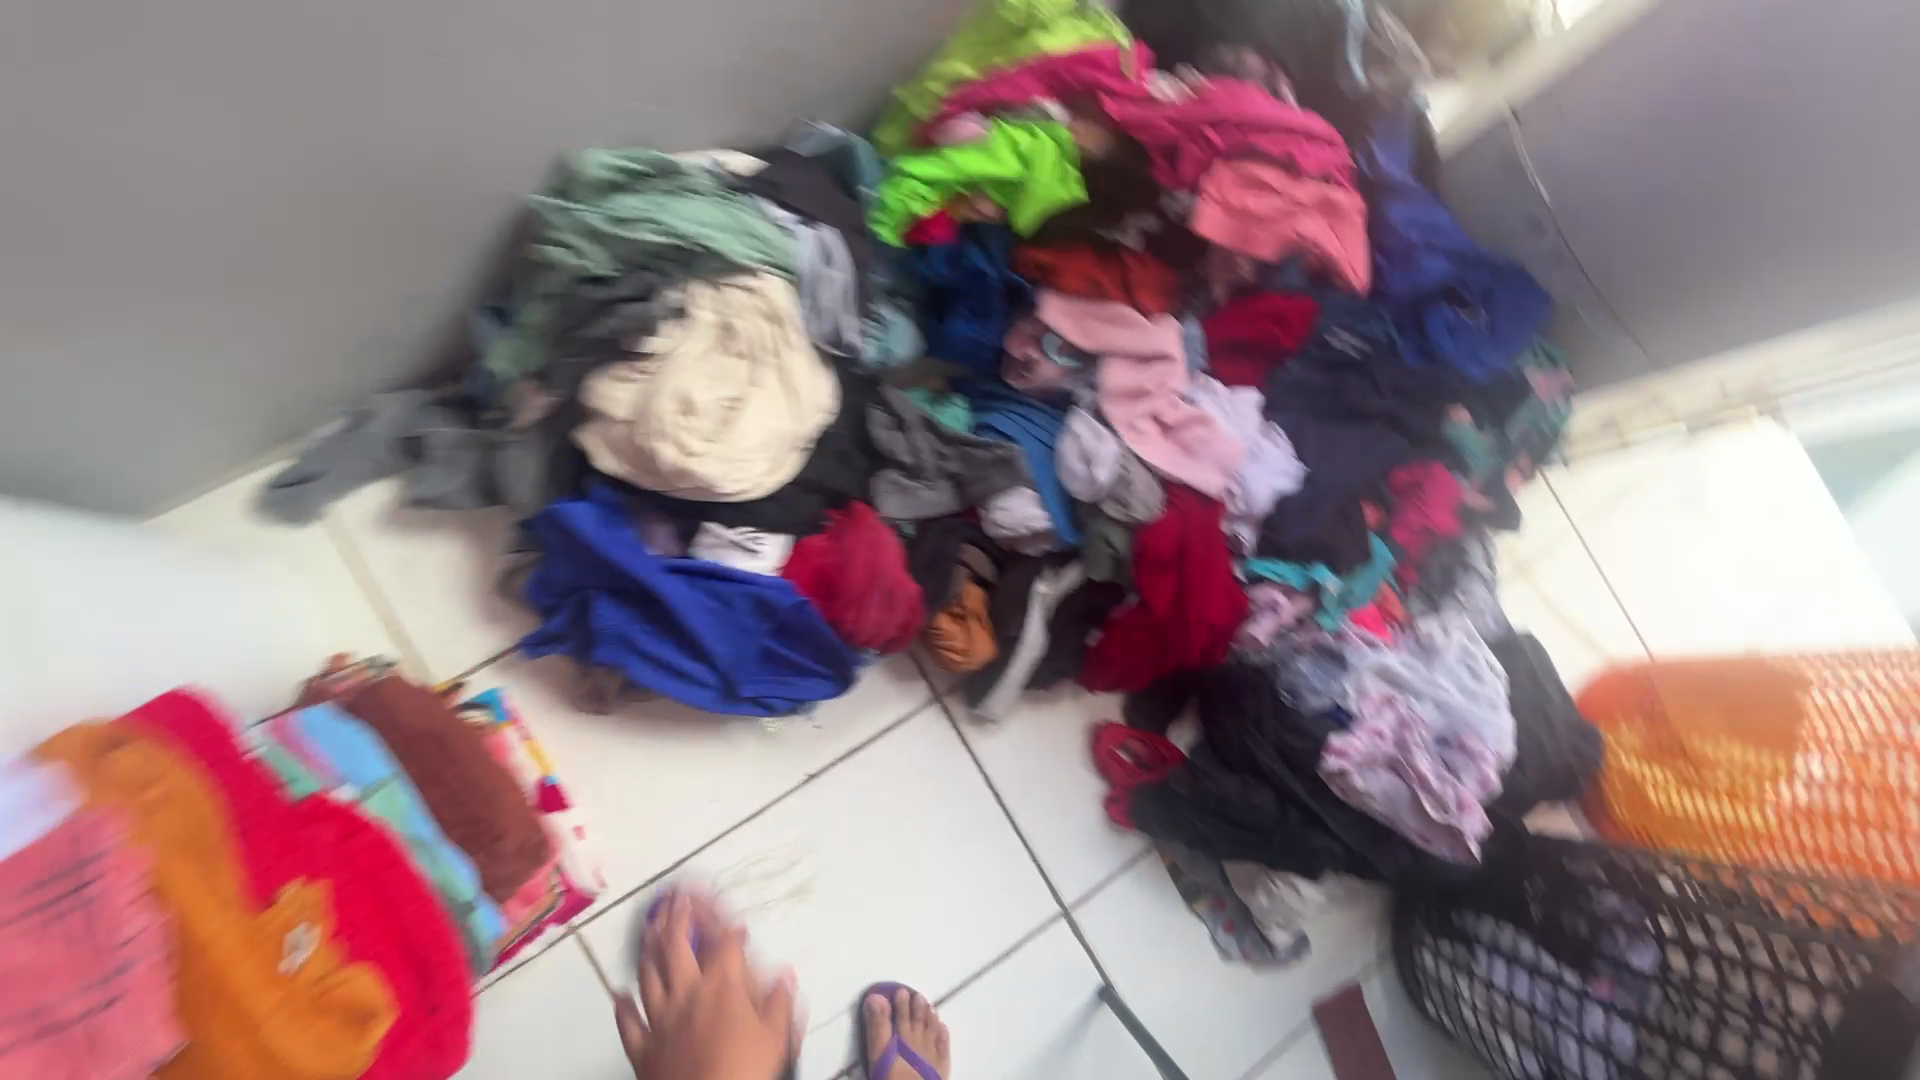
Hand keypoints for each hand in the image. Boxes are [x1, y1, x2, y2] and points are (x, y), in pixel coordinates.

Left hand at [615, 892, 799, 1079]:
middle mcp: (688, 995)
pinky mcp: (642, 1049)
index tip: (737, 923)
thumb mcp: (776, 1039)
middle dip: (677, 921)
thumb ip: (780, 1004)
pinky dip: (622, 1008)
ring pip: (650, 978)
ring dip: (647, 951)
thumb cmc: (744, 1073)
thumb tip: (788, 976)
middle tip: (676, 901)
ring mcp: (661, 1020)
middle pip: (678, 949)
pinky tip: (618, 994)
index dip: (731, 932)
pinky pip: (628, 1024)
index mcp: (722, 988)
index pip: (726, 948)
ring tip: (647, 930)